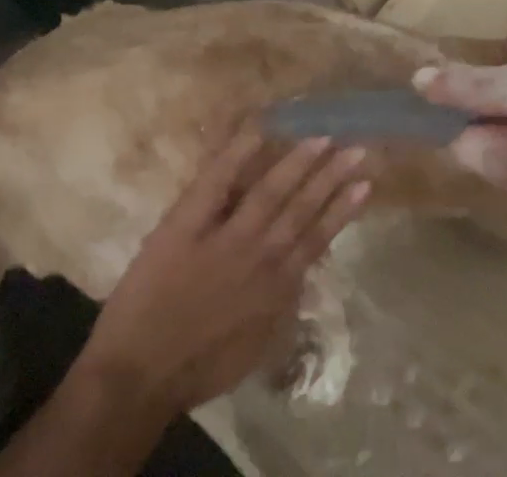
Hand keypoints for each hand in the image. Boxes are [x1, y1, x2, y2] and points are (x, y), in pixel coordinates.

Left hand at [78, 130, 370, 412]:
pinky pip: (213, 184)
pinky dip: (235, 156)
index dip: (342, 210)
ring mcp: (224, 239)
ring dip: (299, 164)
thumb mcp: (257, 345)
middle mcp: (259, 257)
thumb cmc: (199, 368)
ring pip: (269, 193)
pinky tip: (257, 132)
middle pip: (301, 209)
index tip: (365, 184)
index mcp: (277, 286)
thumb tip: (300, 277)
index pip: (317, 239)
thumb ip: (281, 307)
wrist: (140, 374)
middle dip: (330, 177)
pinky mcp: (183, 227)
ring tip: (324, 138)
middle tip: (357, 148)